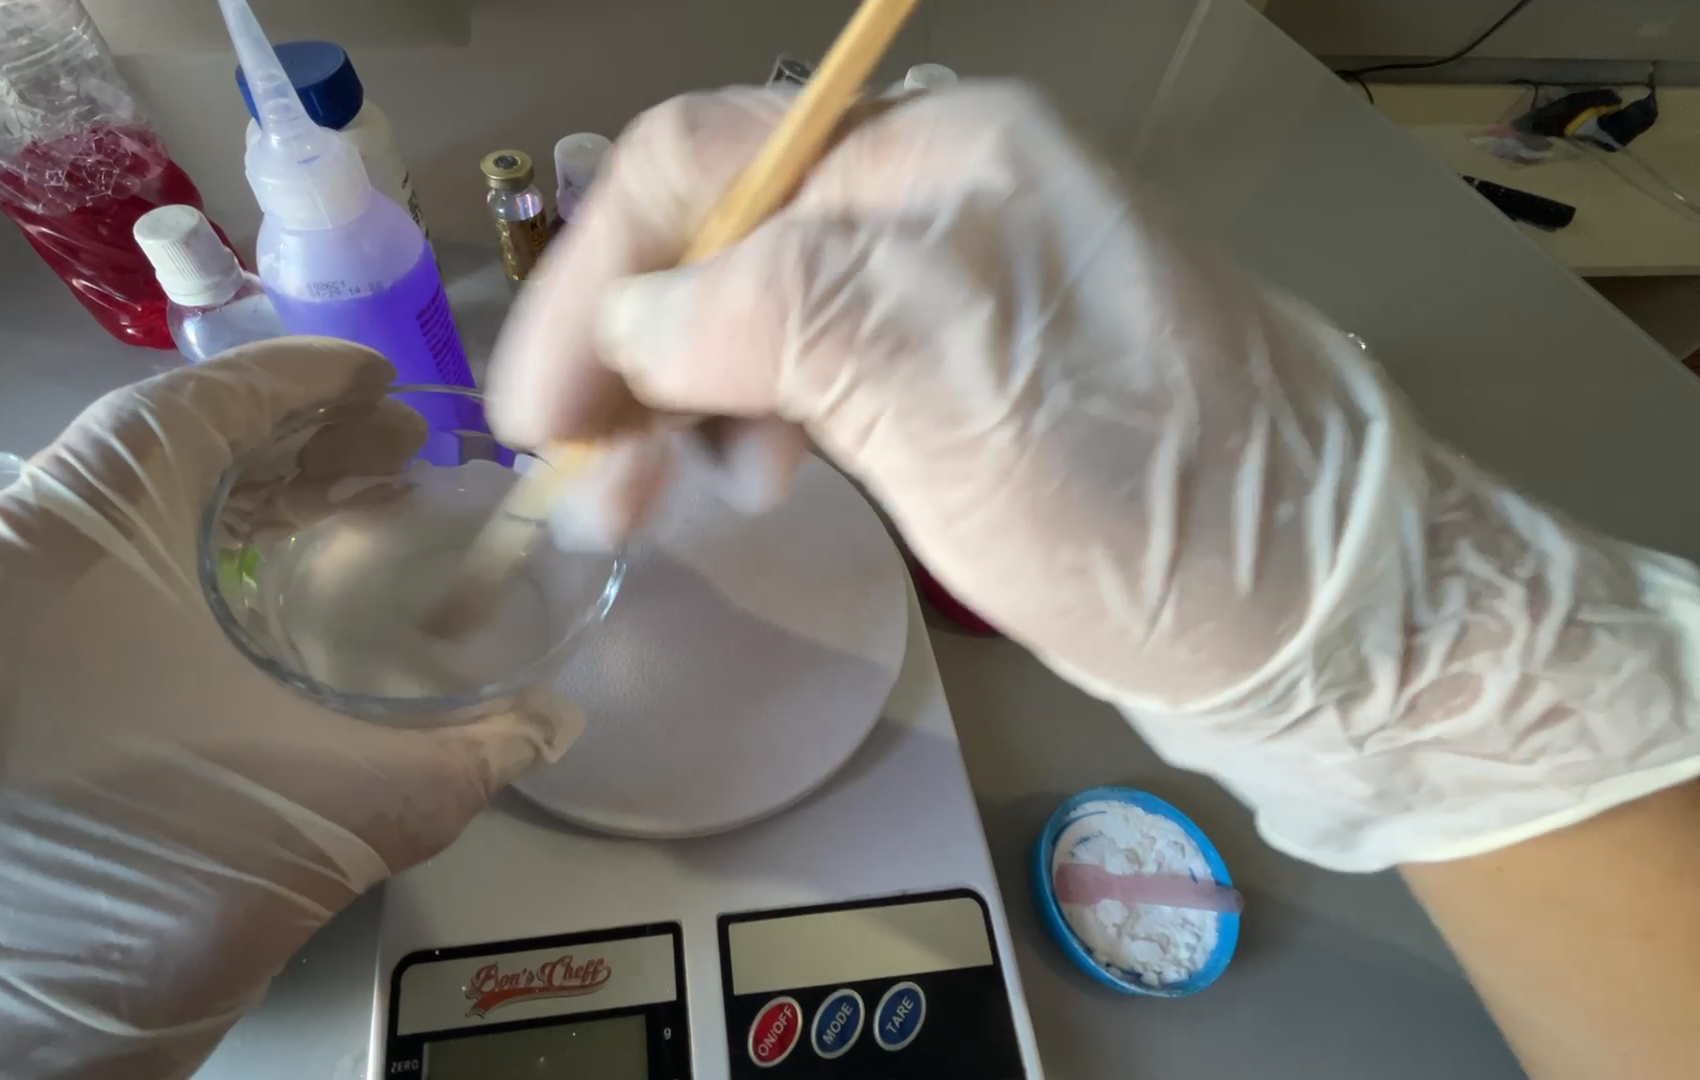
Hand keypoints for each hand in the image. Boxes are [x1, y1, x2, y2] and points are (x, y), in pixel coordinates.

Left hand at [0, 340, 577, 1079]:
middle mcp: (3, 571)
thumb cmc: (103, 911)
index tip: (381, 380)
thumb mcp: (319, 822)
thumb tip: (555, 724)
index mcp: (63, 555)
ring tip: (363, 505)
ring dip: (259, 501)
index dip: (291, 379)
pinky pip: (117, 583)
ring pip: (144, 521)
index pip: (181, 410)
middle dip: (301, 441)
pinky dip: (210, 564)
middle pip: (170, 455)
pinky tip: (277, 597)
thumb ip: (458, 763)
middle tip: (403, 450)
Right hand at [489, 83, 1699, 870]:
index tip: (536, 414)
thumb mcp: (962, 395)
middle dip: (621, 361)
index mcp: (930, 166)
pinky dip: (738, 426)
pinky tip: (745, 480)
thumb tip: (633, 322)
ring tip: (660, 497)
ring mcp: (923, 296)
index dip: (592, 286)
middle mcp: (919, 207)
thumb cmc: (1142, 503)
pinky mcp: (928, 376)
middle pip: (707, 248)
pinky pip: (790, 375)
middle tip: (582, 483)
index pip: (697, 171)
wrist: (1291, 609)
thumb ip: (785, 323)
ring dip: (672, 404)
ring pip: (739, 320)